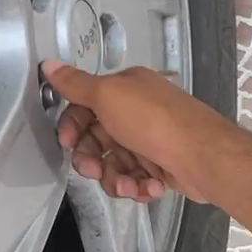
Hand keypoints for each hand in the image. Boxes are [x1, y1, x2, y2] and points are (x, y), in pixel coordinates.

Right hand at [41, 61, 236, 203]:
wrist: (203, 157)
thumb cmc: (155, 122)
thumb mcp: (109, 95)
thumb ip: (77, 85)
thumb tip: (48, 64)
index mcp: (127, 90)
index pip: (86, 107)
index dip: (72, 126)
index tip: (67, 143)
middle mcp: (139, 113)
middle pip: (98, 140)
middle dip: (92, 160)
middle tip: (94, 171)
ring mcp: (151, 142)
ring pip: (116, 165)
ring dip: (117, 180)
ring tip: (131, 186)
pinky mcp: (163, 168)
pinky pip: (138, 180)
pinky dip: (140, 187)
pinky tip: (152, 188)